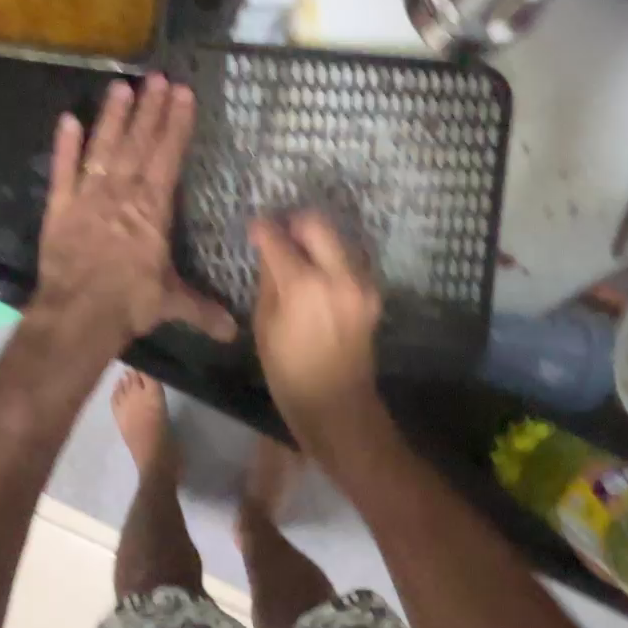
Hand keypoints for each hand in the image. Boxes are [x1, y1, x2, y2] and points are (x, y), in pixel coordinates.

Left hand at [32, 75, 235, 349]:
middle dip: (149, 109)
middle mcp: (122, 194)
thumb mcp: (171, 304)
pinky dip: (64, 146)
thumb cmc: (130, 303)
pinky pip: (63, 171)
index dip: (176, 124)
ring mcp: (88, 198)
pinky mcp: (59, 209)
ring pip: (103, 148)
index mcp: (152, 210)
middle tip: (157, 77)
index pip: (168, 157)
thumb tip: (233, 332)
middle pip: (138, 143)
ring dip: (112, 117)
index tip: (182, 93)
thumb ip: (202, 310)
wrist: (77, 314)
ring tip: (121, 86)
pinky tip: (67, 120)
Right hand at [249, 212, 383, 436]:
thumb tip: (269, 253)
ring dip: (317, 240)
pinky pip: (350, 260)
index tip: (254, 230)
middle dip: (294, 224)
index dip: (261, 229)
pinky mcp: (373, 292)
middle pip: (316, 223)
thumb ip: (269, 281)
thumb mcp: (265, 326)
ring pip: (338, 238)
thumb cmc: (289, 374)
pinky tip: (319, 276)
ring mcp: (361, 282)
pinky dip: (333, 259)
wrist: (337, 404)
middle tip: (280, 236)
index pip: (278, 238)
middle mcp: (338, 274)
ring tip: (299, 256)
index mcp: (304, 285)